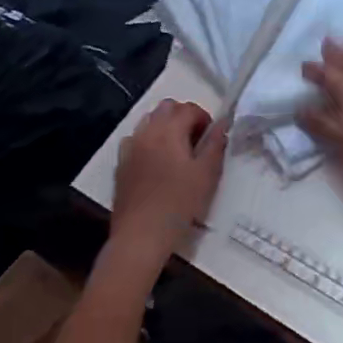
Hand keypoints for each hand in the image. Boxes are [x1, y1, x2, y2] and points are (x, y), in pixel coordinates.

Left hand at [110, 100, 226, 268]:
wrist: (140, 234)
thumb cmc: (179, 204)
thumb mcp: (206, 175)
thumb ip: (215, 145)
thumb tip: (221, 125)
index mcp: (169, 130)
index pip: (189, 108)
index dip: (204, 118)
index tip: (212, 138)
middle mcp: (146, 131)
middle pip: (166, 108)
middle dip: (184, 117)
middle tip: (197, 141)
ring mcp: (130, 146)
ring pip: (149, 121)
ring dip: (165, 127)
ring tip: (178, 152)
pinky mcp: (120, 163)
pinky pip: (135, 140)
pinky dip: (148, 141)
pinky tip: (155, 163)